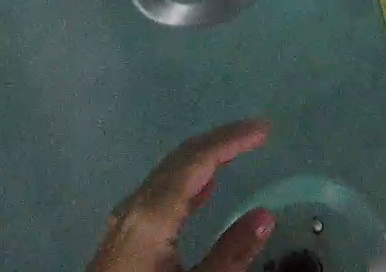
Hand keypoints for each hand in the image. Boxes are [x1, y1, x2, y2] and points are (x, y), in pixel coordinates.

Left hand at [86, 119, 275, 271]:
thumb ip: (231, 254)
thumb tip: (265, 215)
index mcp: (153, 215)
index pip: (198, 159)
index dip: (232, 139)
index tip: (265, 130)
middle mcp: (135, 208)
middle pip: (181, 158)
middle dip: (219, 141)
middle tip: (255, 134)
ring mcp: (123, 223)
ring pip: (167, 173)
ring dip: (203, 159)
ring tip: (235, 154)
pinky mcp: (121, 241)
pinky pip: (159, 192)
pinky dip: (187, 180)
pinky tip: (201, 191)